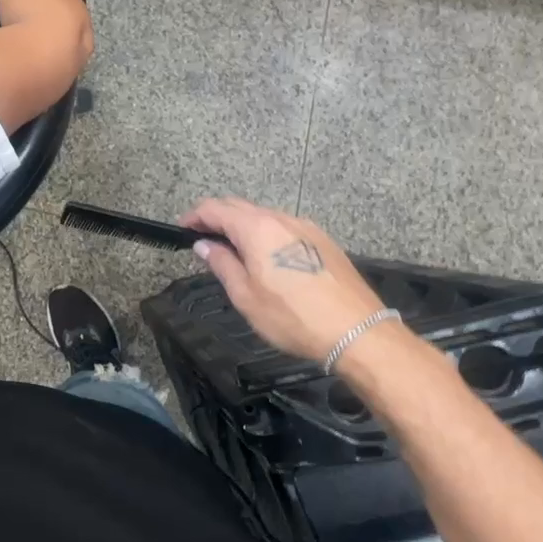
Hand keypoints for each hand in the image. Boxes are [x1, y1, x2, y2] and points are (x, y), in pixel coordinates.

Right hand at [181, 198, 387, 363]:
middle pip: (240, 207)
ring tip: (233, 250)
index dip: (194, 216)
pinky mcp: (325, 242)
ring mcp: (307, 229)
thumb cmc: (294, 318)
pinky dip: (266, 233)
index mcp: (257, 229)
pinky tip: (266, 257)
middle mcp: (282, 220)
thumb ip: (222, 264)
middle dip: (217, 217)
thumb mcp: (246, 296)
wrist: (360, 335)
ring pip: (264, 216)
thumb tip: (204, 245)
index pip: (215, 208)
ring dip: (243, 226)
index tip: (182, 229)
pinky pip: (285, 227)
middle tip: (202, 238)